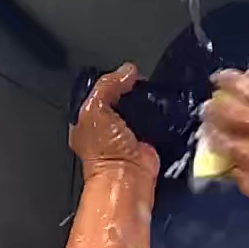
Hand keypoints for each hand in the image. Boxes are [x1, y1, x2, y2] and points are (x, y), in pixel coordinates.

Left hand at [70, 63, 159, 182]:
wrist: (129, 177)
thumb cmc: (105, 152)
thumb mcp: (95, 108)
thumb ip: (107, 85)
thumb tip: (127, 70)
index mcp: (87, 120)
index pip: (98, 92)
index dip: (111, 80)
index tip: (124, 74)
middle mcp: (107, 128)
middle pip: (120, 98)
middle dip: (130, 90)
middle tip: (139, 83)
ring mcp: (128, 134)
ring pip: (138, 108)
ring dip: (146, 102)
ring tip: (151, 95)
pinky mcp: (148, 141)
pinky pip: (155, 120)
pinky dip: (159, 114)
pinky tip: (161, 108)